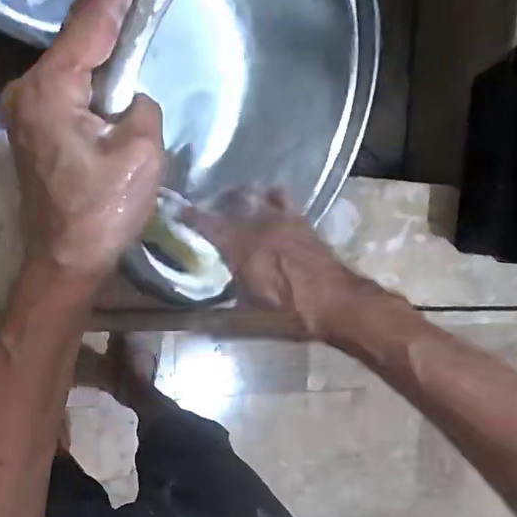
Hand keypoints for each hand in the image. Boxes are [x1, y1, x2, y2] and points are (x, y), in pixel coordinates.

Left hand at [3, 0, 165, 284]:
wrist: (64, 262)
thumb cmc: (101, 214)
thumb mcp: (140, 153)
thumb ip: (140, 107)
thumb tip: (128, 99)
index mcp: (50, 91)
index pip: (91, 22)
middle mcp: (28, 90)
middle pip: (76, 34)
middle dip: (112, 0)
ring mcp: (25, 109)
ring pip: (72, 59)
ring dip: (104, 36)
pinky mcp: (34, 127)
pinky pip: (69, 84)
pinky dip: (94, 68)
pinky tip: (115, 56)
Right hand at [186, 189, 394, 341]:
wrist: (339, 303)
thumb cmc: (292, 315)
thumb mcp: (250, 319)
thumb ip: (219, 316)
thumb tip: (192, 321)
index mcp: (241, 249)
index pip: (206, 225)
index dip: (189, 217)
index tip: (177, 213)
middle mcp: (258, 227)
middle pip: (227, 206)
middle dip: (211, 208)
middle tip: (200, 214)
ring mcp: (280, 219)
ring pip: (252, 197)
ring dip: (236, 198)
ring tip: (229, 204)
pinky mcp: (300, 219)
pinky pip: (280, 197)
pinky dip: (268, 195)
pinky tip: (265, 200)